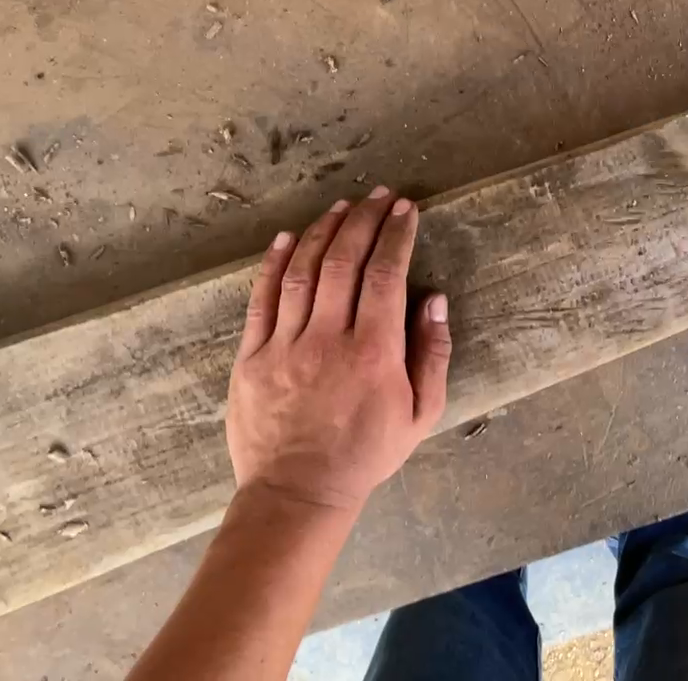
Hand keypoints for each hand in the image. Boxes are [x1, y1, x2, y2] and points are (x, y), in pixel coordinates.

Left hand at [226, 186, 451, 511]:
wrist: (298, 493)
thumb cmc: (369, 451)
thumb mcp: (424, 411)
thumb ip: (434, 354)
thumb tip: (436, 300)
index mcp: (374, 351)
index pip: (386, 275)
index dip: (397, 235)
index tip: (408, 209)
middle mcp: (328, 339)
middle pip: (344, 262)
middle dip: (365, 221)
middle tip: (381, 195)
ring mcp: (284, 346)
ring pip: (303, 272)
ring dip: (324, 232)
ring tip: (342, 206)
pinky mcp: (251, 357)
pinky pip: (261, 299)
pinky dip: (274, 263)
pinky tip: (287, 237)